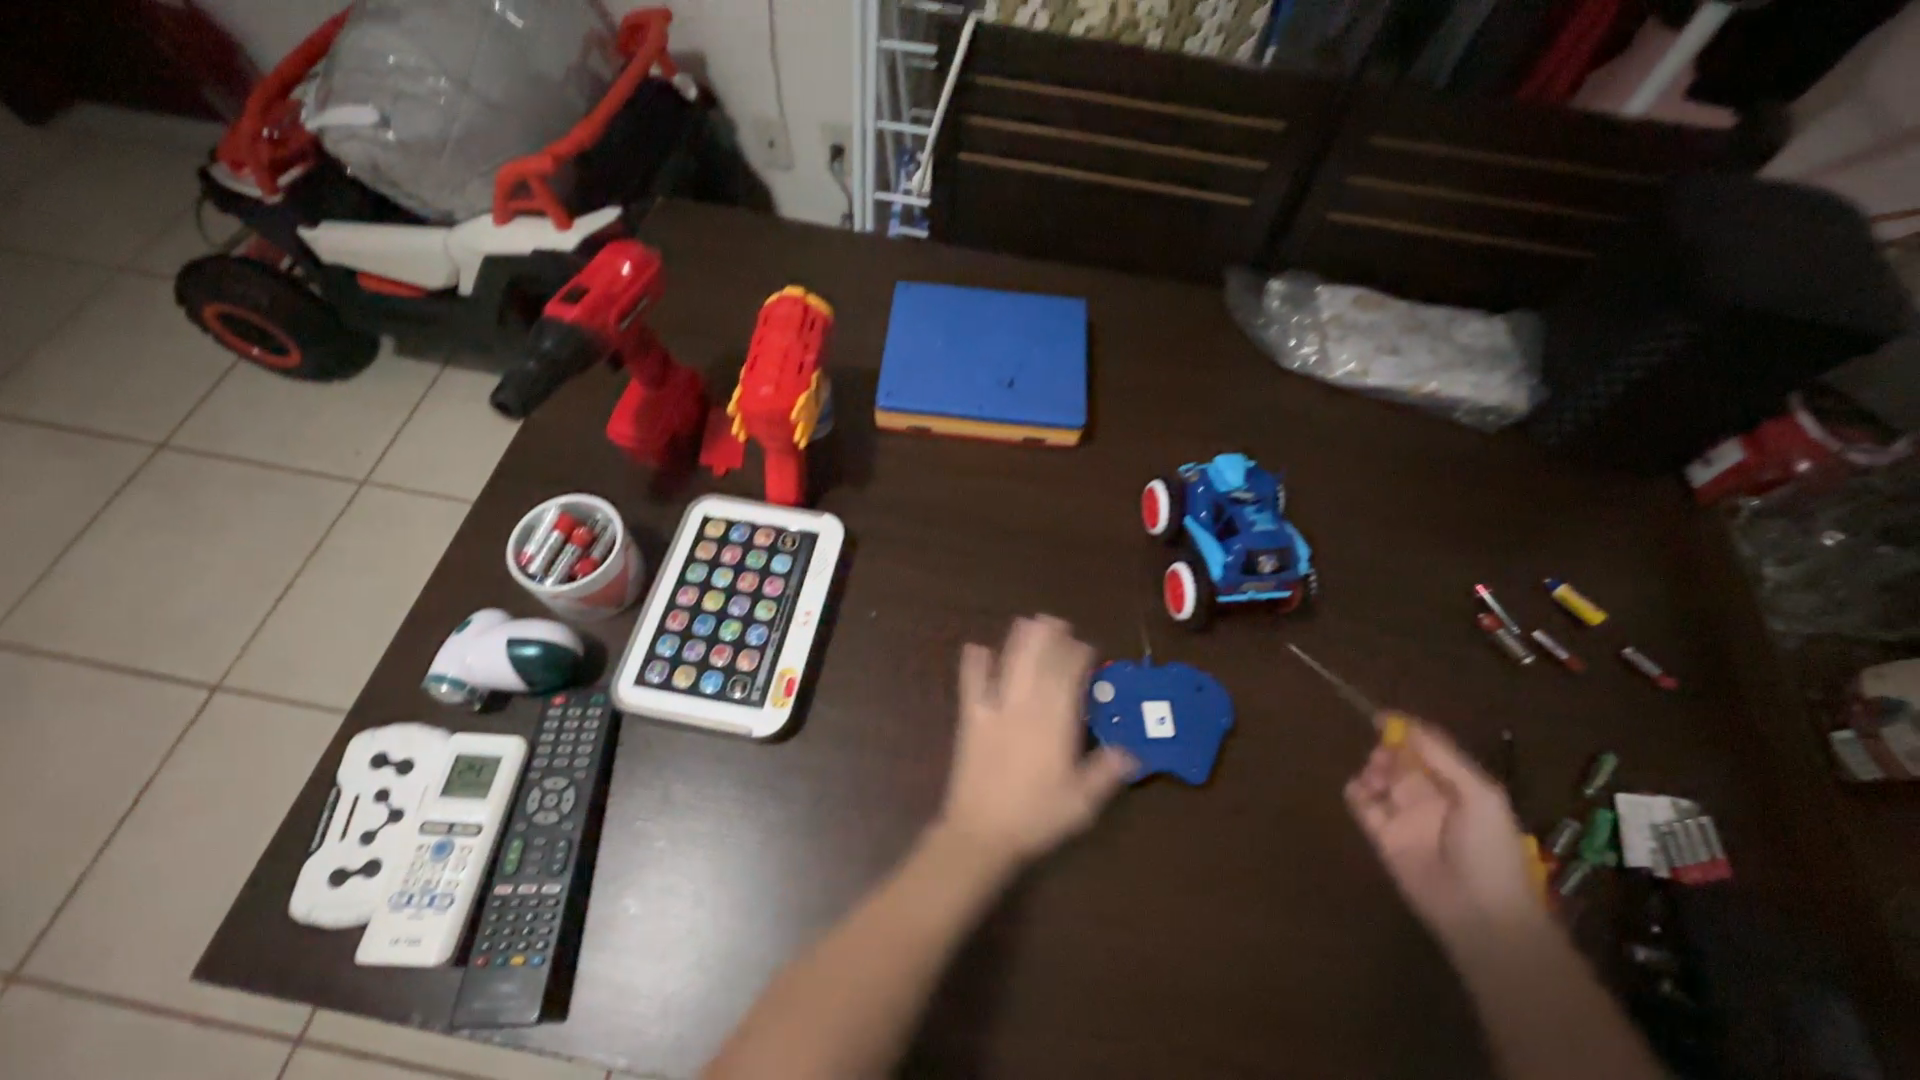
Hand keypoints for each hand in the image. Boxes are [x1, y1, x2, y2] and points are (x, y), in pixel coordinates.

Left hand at [937, 616, 1135, 866]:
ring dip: (1019, 642)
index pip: (1069, 678)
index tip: (1087, 646)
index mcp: (1055, 724)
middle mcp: (1026, 709)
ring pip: (1009, 666)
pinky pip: (971, 686)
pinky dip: (975, 665)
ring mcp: (995, 712)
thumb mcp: (1082, 802)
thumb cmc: (1037, 817)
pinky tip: (976, 648)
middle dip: (1050, 639)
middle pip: (1039, 663)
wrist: (981, 833)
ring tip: (1027, 622)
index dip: (1079, 657)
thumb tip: (1133, 752)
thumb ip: (1106, 772)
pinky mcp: (971, 721)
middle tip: (1058, 622)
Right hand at [1344, 718, 1541, 945]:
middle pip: (1400, 760)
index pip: (1429, 748)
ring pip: (1379, 779)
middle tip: (1384, 757)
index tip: (1381, 717)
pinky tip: (1361, 791)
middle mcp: (1431, 797)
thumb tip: (1405, 725)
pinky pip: (1363, 807)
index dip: (1407, 731)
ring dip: (1372, 770)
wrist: (1481, 913)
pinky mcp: (1383, 838)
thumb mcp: (1479, 795)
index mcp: (1459, 785)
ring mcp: (1406, 818)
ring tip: (1376, 779)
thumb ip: (1443, 758)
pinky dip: (1356, 793)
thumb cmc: (1489, 849)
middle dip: (1388, 751)